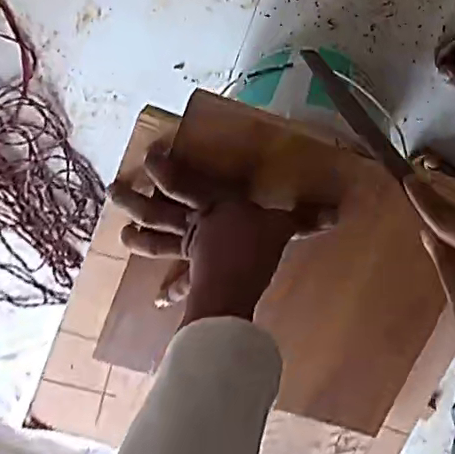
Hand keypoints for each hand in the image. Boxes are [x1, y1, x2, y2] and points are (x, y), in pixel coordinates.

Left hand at [108, 146, 335, 322]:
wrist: (231, 291)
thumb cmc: (252, 249)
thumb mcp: (282, 228)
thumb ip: (305, 218)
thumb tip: (339, 210)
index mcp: (212, 204)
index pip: (183, 181)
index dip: (164, 168)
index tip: (149, 153)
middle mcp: (194, 224)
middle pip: (158, 210)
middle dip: (136, 200)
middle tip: (115, 190)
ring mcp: (189, 253)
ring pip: (158, 242)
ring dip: (141, 238)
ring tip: (123, 235)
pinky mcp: (192, 278)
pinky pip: (179, 281)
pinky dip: (171, 290)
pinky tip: (159, 300)